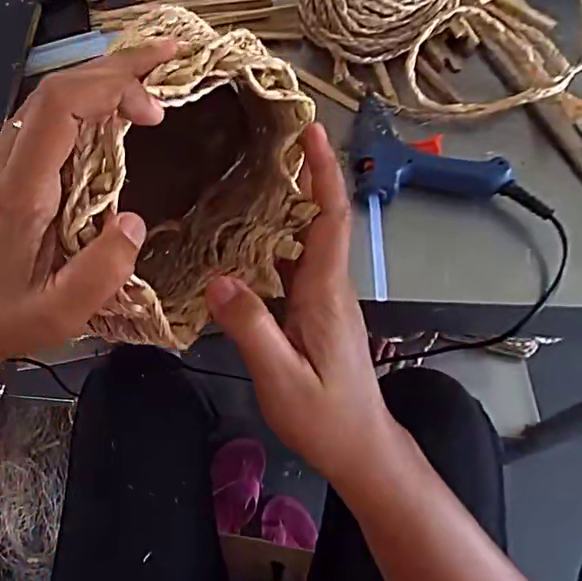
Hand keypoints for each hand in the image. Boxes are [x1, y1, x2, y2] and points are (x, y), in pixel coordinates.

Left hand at [0, 43, 178, 393]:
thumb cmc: (4, 321)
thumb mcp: (59, 314)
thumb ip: (102, 272)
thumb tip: (136, 223)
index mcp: (20, 192)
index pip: (60, 107)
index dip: (111, 88)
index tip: (155, 109)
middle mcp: (7, 166)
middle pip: (57, 89)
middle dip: (118, 65)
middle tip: (171, 55)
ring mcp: (3, 165)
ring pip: (50, 98)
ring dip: (102, 78)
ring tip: (152, 71)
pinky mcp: (9, 174)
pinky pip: (47, 120)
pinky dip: (87, 101)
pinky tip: (114, 106)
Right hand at [205, 122, 399, 489]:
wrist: (361, 448)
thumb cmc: (325, 418)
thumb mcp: (281, 377)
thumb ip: (251, 329)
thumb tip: (220, 280)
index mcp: (325, 294)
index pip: (329, 220)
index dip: (323, 173)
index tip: (311, 132)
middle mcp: (330, 288)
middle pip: (321, 219)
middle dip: (305, 175)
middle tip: (273, 140)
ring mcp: (325, 300)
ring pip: (307, 240)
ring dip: (288, 206)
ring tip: (250, 179)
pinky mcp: (317, 313)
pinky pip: (296, 265)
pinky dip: (275, 242)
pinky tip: (244, 243)